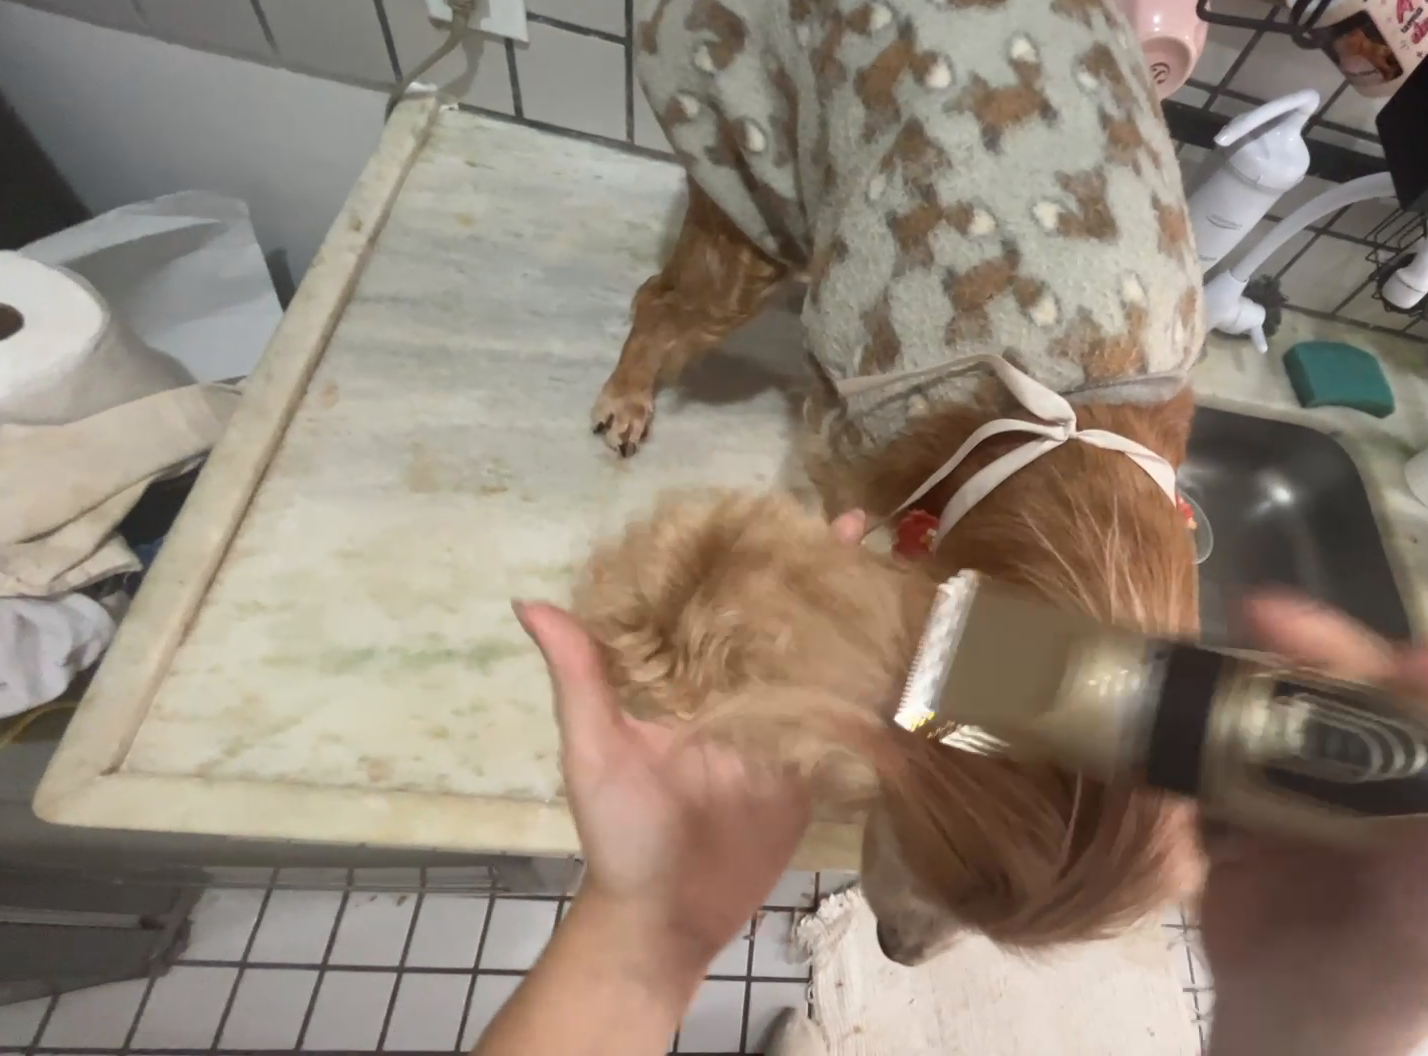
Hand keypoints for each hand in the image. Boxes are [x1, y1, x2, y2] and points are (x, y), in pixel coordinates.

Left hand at [509, 509, 867, 971]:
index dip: (742, 556)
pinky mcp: (811, 756)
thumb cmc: (622, 831)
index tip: (770, 512)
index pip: (715, 598)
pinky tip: (897, 643)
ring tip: (880, 569)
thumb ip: (580, 680)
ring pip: (813, 653)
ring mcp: (777, 718)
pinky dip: (865, 676)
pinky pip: (840, 709)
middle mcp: (734, 684)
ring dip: (844, 612)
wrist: (670, 916)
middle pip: (775, 616)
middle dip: (810, 572)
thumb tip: (530, 602)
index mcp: (684, 673)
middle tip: (849, 524)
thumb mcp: (594, 751)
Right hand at [1200, 593, 1427, 1055]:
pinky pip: (1245, 722)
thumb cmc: (1333, 1020)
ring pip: (1314, 699)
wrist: (1252, 1023)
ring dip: (1271, 658)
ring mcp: (1334, 786)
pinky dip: (1216, 690)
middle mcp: (1410, 799)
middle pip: (1394, 701)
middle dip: (1339, 652)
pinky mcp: (1268, 785)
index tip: (1416, 668)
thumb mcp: (1382, 993)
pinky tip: (1185, 674)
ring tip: (1229, 627)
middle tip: (1267, 618)